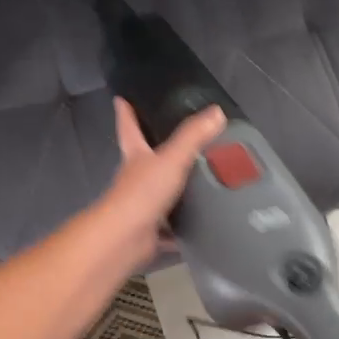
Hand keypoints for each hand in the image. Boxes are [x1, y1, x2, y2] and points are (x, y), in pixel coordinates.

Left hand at [89, 98, 225, 266]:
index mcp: (136, 157)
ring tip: (205, 181)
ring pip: (161, 194)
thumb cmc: (143, 192)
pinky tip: (203, 224)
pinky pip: (172, 228)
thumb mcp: (171, 159)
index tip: (121, 99)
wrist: (125, 239)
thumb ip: (193, 137)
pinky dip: (185, 227)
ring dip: (178, 190)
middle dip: (158, 151)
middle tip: (183, 142)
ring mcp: (142, 206)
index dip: (126, 113)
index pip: (129, 128)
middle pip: (145, 160)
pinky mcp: (151, 231)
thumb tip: (217, 111)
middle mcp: (135, 179)